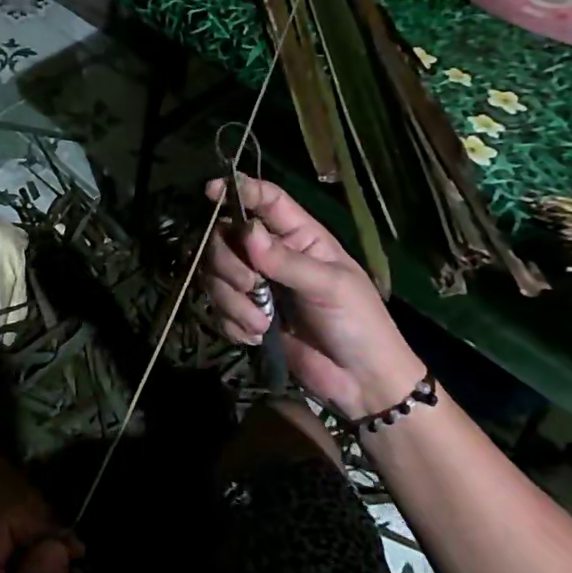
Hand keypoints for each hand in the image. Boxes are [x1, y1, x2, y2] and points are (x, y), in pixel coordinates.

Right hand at [202, 174, 424, 417]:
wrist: (361, 382)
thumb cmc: (359, 323)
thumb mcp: (330, 287)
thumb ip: (287, 261)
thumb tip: (247, 231)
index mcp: (301, 236)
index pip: (266, 200)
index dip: (239, 190)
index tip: (211, 192)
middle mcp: (274, 255)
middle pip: (227, 238)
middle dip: (229, 262)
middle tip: (250, 285)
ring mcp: (259, 287)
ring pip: (216, 276)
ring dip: (231, 301)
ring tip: (261, 324)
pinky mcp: (248, 318)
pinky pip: (219, 311)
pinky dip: (232, 324)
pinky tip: (256, 338)